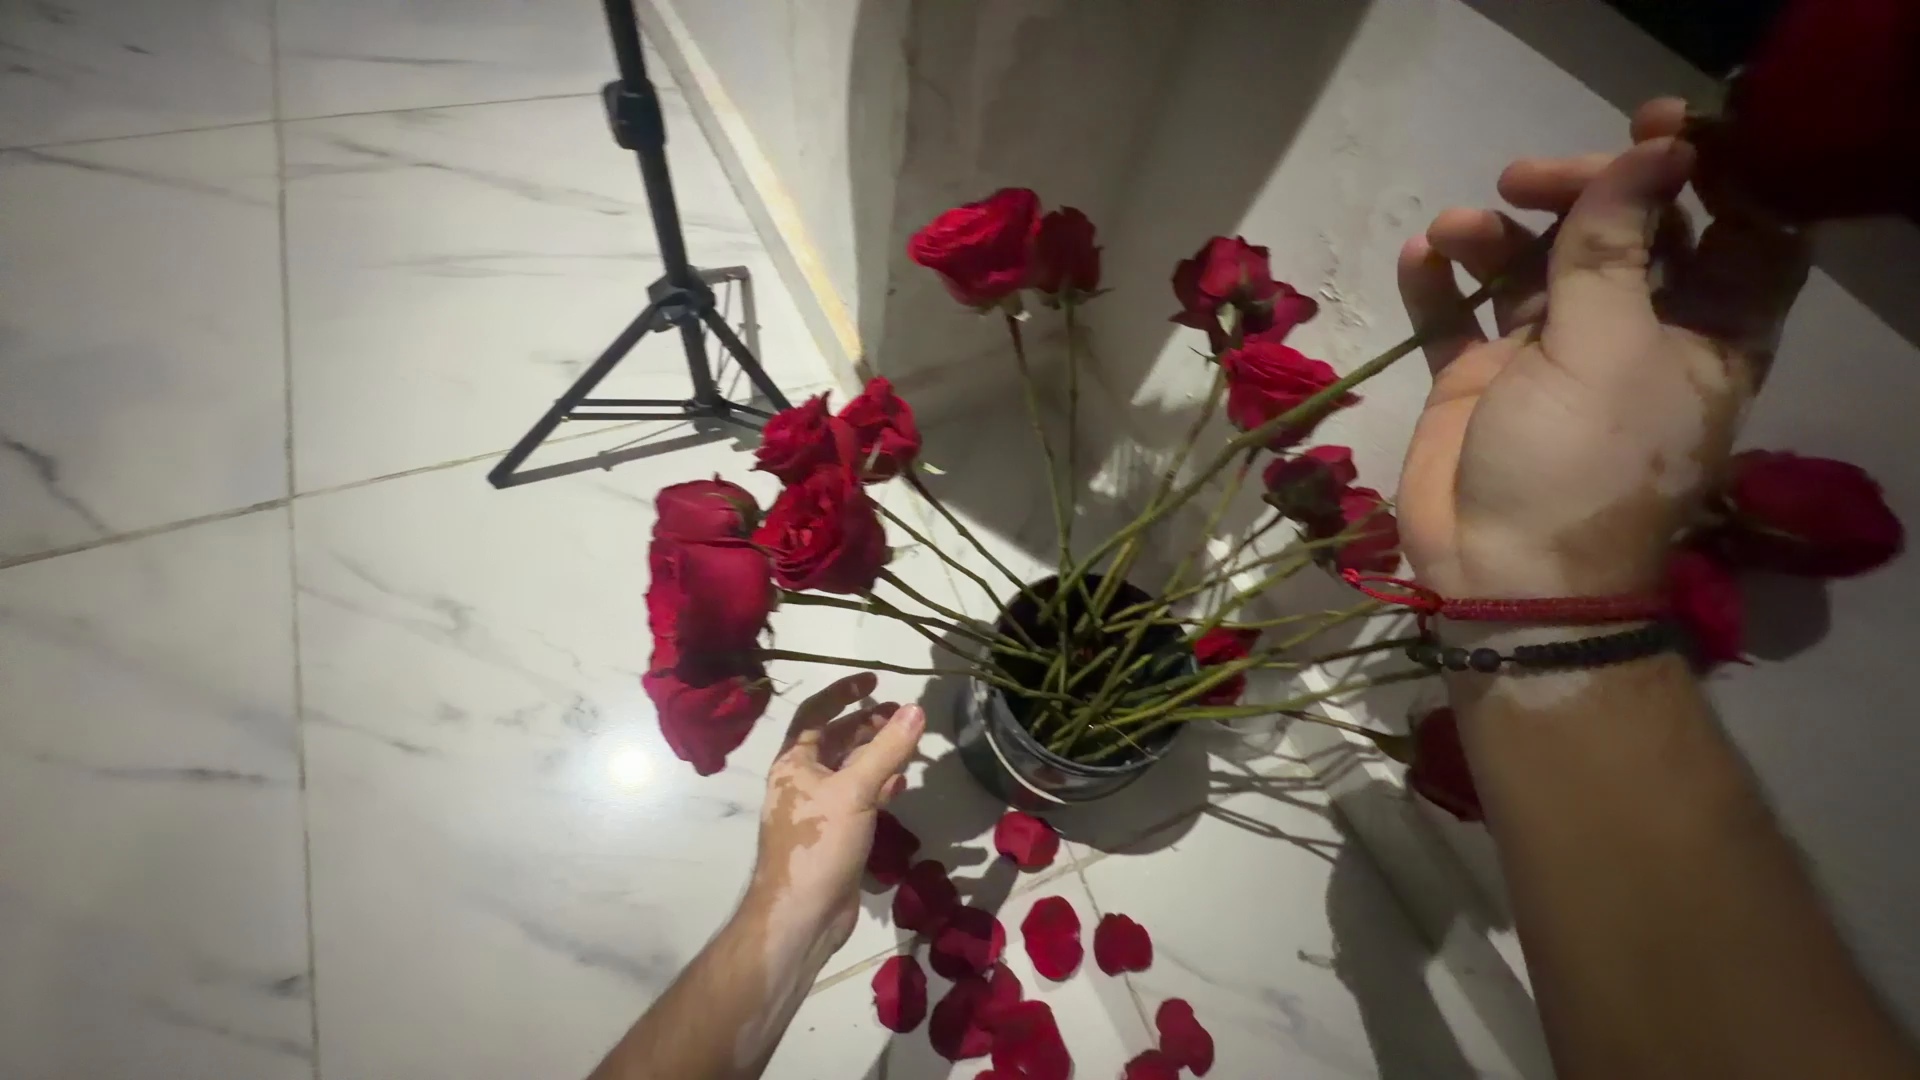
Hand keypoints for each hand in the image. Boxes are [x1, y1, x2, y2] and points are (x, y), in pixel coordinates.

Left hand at [744, 673, 923, 956]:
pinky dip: (880, 785)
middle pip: (837, 739)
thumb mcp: (854, 790)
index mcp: (793, 762)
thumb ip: (887, 748)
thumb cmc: (818, 845)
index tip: (874, 679)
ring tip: (909, 741)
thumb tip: (917, 708)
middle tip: (903, 713)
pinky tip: (901, 783)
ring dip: (878, 752)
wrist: (801, 917)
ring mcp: (819, 807)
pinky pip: (859, 796)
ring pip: (851, 768)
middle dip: (868, 722)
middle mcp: (803, 779)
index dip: (842, 692)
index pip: (815, 712)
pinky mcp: (836, 832)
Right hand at [1396, 99, 1811, 598]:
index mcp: (1699, 328)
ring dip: (1491, 239)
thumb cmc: (1577, 464)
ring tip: (1450, 227)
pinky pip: (1453, 320)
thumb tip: (1650, 152)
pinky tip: (1415, 257)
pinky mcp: (1473, 382)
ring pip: (1525, 273)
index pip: (1728, 225)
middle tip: (1520, 180)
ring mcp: (1540, 359)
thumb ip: (1613, 252)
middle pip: (1614, 237)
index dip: (1702, 170)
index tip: (1647, 129)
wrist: (1499, 566)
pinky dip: (1435, 286)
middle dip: (1575, 195)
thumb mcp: (1606, 352)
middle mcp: (1624, 334)